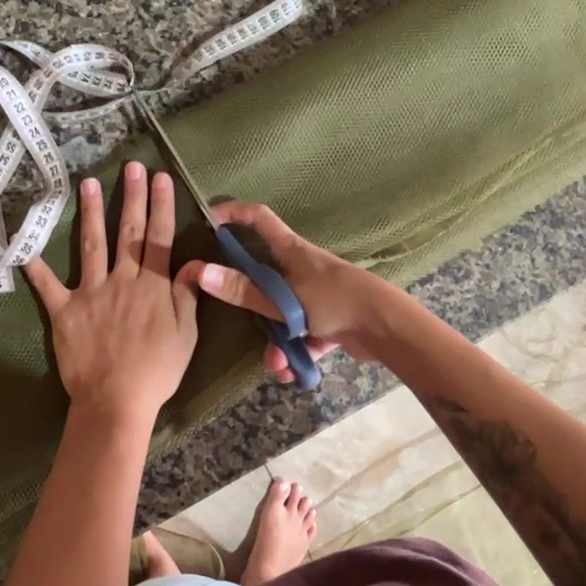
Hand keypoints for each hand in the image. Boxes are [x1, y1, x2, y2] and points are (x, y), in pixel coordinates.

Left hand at [25, 162, 199, 432]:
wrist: (116, 401)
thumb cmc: (157, 371)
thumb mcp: (187, 334)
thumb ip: (188, 294)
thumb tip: (194, 260)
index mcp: (153, 286)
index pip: (160, 237)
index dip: (161, 206)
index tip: (161, 177)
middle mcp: (122, 280)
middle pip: (128, 232)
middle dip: (131, 196)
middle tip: (132, 166)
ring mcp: (91, 293)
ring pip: (92, 245)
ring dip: (92, 212)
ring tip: (89, 183)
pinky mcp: (64, 311)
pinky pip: (48, 284)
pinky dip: (36, 265)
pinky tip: (24, 244)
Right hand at [176, 201, 401, 384]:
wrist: (386, 326)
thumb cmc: (334, 301)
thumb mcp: (283, 299)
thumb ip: (244, 291)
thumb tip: (200, 272)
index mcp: (291, 251)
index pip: (258, 219)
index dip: (234, 213)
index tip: (210, 219)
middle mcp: (303, 269)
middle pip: (266, 280)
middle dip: (253, 308)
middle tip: (241, 321)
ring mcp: (318, 295)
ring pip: (284, 316)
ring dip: (277, 343)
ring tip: (277, 366)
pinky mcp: (331, 320)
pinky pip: (305, 336)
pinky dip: (298, 353)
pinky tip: (295, 372)